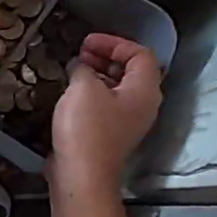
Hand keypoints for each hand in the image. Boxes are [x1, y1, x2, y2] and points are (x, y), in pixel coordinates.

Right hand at [51, 33, 161, 189]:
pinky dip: (92, 92)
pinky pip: (106, 105)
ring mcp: (128, 122)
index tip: (88, 41)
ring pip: (118, 88)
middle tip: (81, 52)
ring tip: (74, 69)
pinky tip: (72, 92)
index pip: (140, 54)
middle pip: (132, 70)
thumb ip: (84, 69)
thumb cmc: (87, 128)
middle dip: (106, 57)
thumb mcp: (83, 87)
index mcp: (144, 90)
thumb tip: (81, 67)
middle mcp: (142, 105)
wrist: (81, 175)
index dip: (114, 43)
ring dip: (98, 74)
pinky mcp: (111, 135)